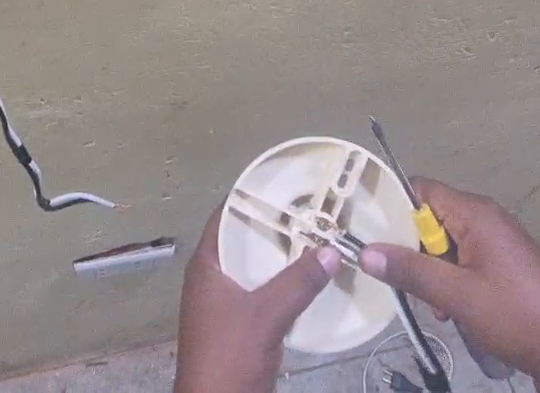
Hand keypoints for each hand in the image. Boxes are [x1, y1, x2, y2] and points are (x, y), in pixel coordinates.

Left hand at [173, 201, 340, 392]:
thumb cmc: (229, 356)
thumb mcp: (266, 316)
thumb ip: (298, 282)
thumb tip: (332, 250)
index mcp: (206, 265)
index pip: (226, 215)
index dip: (252, 197)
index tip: (286, 183)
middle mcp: (212, 277)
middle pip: (243, 239)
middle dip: (276, 226)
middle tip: (311, 209)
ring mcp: (223, 303)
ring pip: (255, 267)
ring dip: (282, 256)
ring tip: (316, 238)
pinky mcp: (238, 325)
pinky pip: (262, 291)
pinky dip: (283, 283)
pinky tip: (309, 280)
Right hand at [358, 178, 539, 392]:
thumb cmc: (514, 315)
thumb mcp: (456, 296)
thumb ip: (411, 271)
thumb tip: (365, 251)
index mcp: (476, 213)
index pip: (422, 189)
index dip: (394, 206)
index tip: (370, 230)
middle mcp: (487, 217)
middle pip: (432, 217)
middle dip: (416, 248)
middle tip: (407, 280)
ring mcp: (499, 239)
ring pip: (447, 242)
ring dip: (435, 270)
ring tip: (438, 305)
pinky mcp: (506, 261)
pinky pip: (466, 256)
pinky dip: (454, 278)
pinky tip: (455, 308)